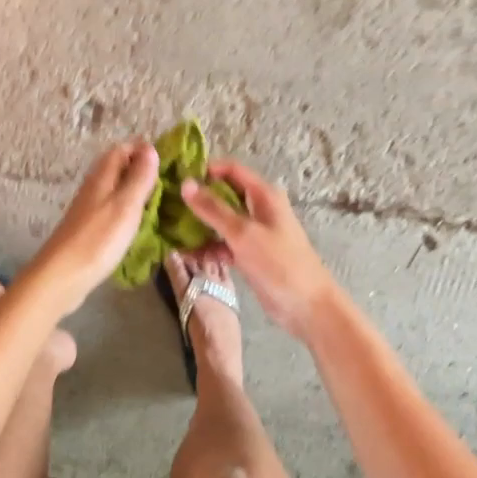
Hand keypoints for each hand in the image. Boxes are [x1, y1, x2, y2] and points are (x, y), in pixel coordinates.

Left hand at [24, 141, 158, 311]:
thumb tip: (150, 148)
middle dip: (141, 169)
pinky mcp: (88, 228)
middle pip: (117, 168)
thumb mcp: (126, 205)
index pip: (121, 149)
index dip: (143, 149)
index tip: (169, 159)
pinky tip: (139, 222)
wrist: (62, 276)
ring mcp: (89, 208)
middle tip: (170, 181)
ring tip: (161, 200)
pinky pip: (111, 208)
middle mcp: (93, 187)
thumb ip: (139, 178)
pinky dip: (127, 209)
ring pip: (115, 188)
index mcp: (101, 176)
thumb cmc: (98, 239)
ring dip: (135, 189)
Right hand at [182, 160, 338, 340]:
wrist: (308, 307)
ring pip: (220, 222)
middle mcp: (258, 209)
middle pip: (223, 196)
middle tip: (168, 207)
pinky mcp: (250, 254)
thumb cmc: (279, 263)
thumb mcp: (243, 233)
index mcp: (263, 195)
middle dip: (197, 201)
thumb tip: (185, 183)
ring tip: (173, 235)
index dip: (205, 170)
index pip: (230, 170)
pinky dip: (209, 248)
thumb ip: (213, 209)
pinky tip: (189, 256)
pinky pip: (223, 244)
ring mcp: (254, 233)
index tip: (178, 177)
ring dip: (199, 228)